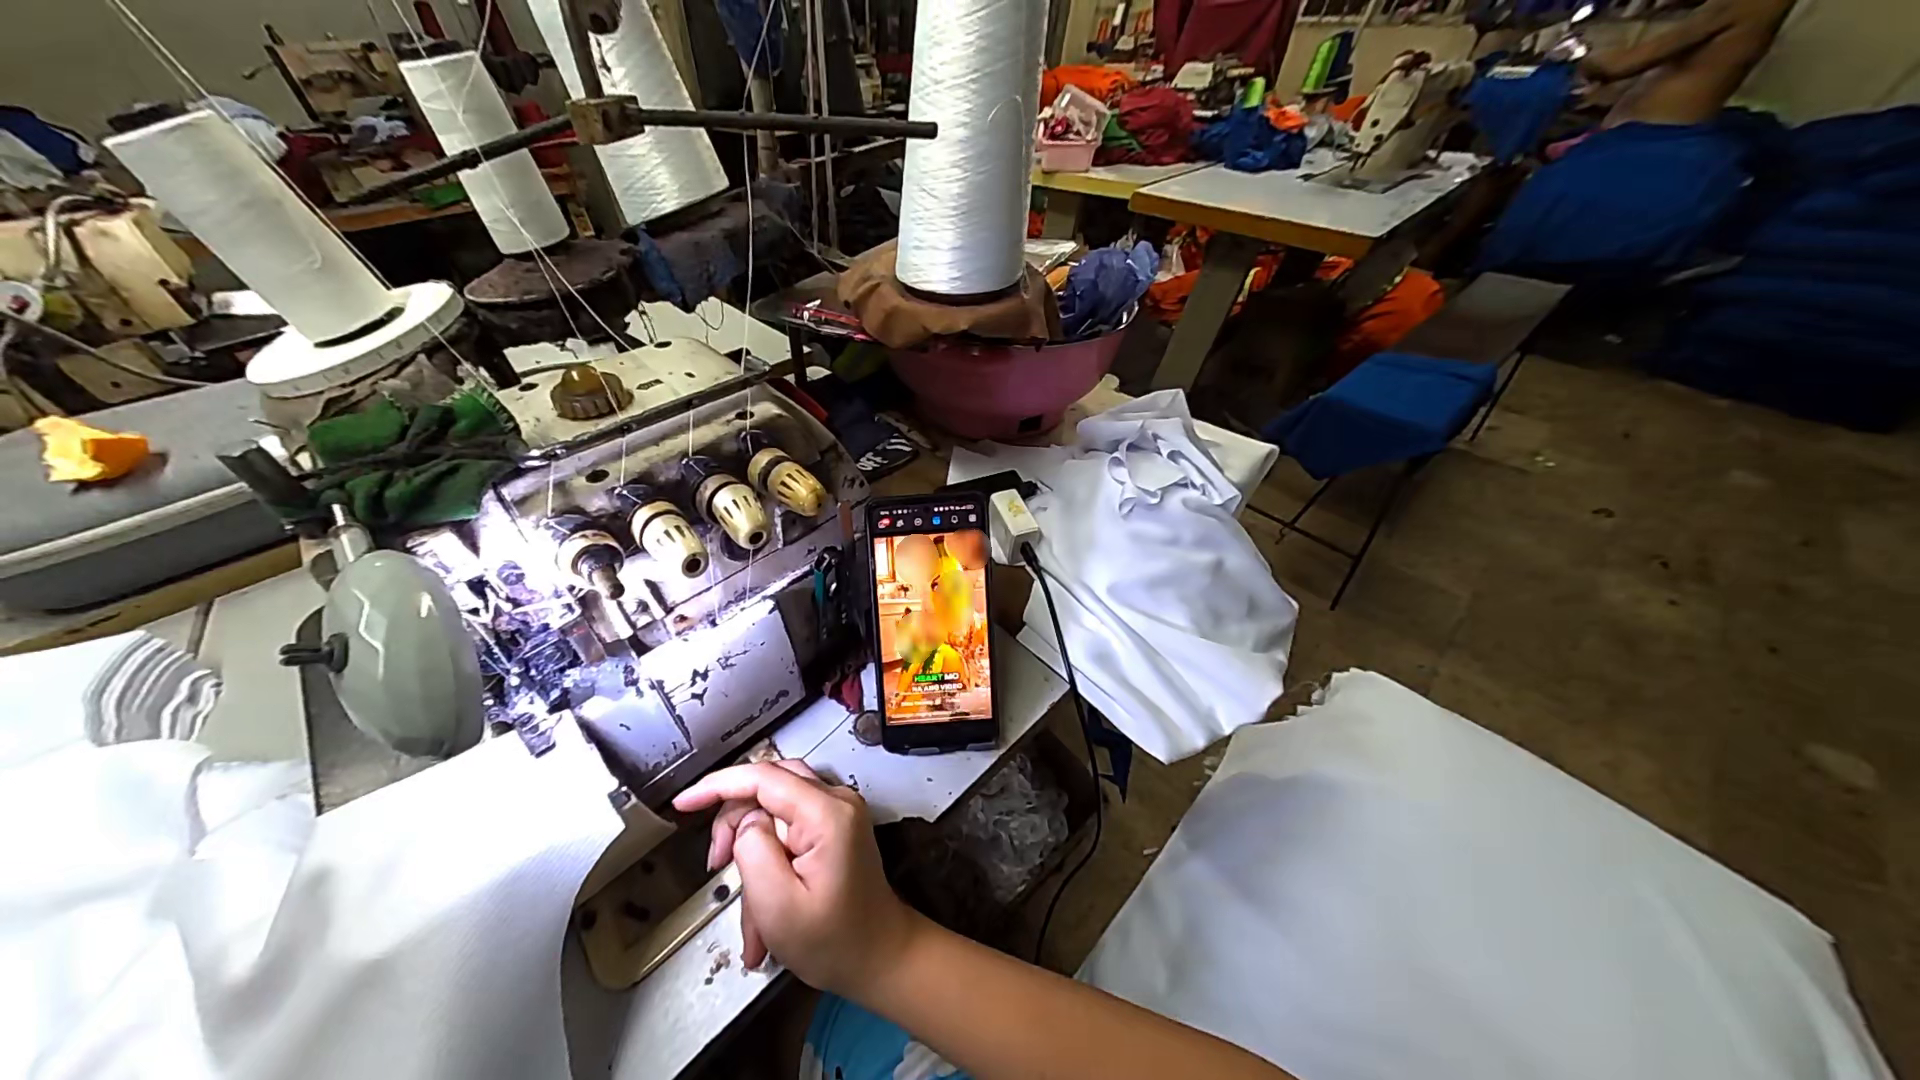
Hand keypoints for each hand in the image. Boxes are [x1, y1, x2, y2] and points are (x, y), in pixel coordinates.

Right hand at [672, 760, 918, 997]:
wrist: (879, 955)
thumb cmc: (833, 940)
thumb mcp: (779, 904)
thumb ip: (754, 849)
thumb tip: (746, 820)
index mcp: (827, 813)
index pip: (764, 777)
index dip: (718, 784)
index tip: (684, 803)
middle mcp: (836, 799)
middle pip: (768, 786)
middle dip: (735, 822)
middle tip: (717, 865)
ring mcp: (838, 810)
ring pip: (774, 806)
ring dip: (751, 849)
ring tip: (747, 906)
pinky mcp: (835, 824)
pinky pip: (789, 824)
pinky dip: (770, 856)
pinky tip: (763, 904)